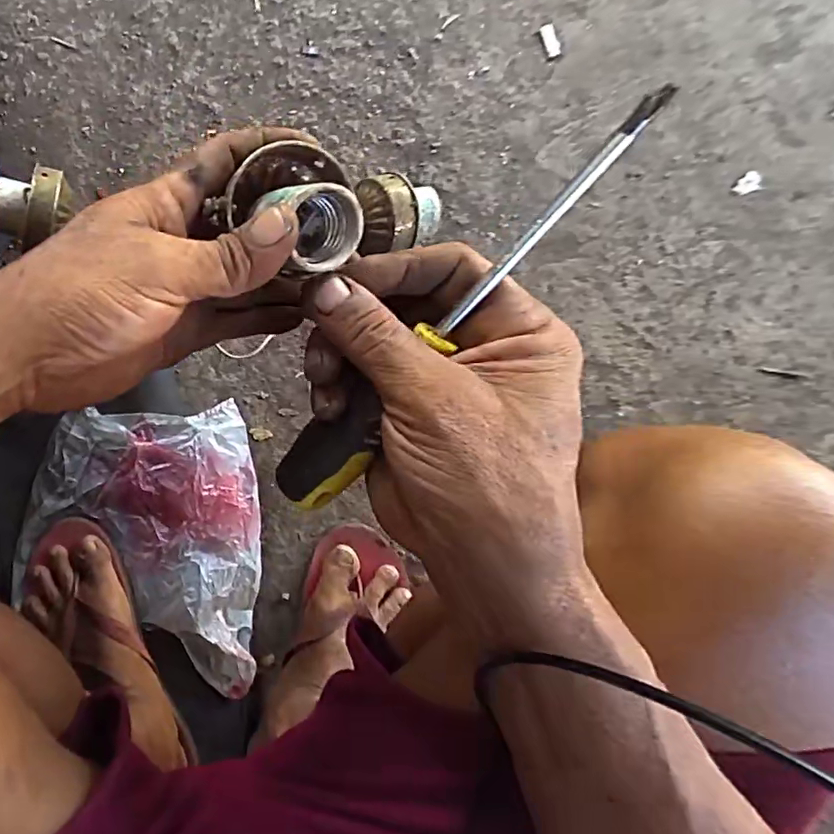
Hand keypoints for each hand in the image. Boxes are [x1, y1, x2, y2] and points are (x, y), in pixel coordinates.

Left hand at [0, 127, 308, 413]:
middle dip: (289, 223)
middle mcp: (177, 240)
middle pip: (242, 222)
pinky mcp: (179, 331)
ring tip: (338, 273)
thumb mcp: (155, 266)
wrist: (25, 356)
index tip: (319, 156)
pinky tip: (304, 313)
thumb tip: (289, 226)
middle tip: (346, 231)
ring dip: (284, 275)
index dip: (269, 151)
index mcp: (163, 204)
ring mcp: (180, 288)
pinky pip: (230, 318)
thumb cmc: (80, 293)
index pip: (223, 161)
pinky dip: (263, 316)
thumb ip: (224, 255)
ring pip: (242, 275)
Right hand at [300, 244, 588, 634]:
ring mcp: (431, 379)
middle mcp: (474, 347)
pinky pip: (354, 374)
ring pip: (366, 339)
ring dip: (336, 357)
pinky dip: (335, 386)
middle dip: (353, 323)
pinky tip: (330, 409)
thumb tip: (323, 286)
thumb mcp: (432, 399)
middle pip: (399, 303)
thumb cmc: (483, 479)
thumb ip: (374, 336)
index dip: (395, 268)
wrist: (480, 564)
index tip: (339, 281)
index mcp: (515, 332)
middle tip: (318, 340)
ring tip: (325, 386)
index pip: (453, 271)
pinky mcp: (396, 406)